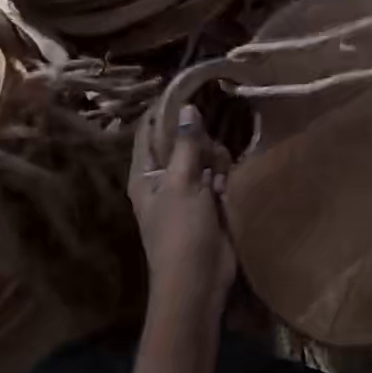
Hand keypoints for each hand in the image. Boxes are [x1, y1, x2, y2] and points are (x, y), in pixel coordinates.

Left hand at [129, 106, 236, 314]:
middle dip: (202, 144)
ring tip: (218, 182)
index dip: (166, 110)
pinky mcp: (209, 202)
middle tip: (208, 159)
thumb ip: (186, 143)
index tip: (189, 92)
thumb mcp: (182, 182)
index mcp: (145, 174)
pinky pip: (220, 174)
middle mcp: (164, 178)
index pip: (150, 130)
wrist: (199, 280)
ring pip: (206, 156)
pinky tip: (226, 191)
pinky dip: (225, 178)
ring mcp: (188, 190)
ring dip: (216, 163)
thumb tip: (187, 107)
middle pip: (185, 140)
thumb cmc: (180, 232)